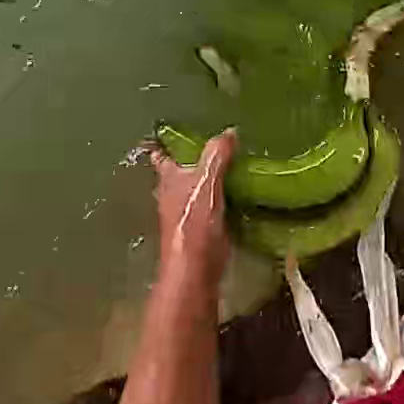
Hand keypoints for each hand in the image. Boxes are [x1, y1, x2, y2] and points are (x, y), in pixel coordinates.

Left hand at [148, 130, 235, 286]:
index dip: (164, 143)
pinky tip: (240, 194)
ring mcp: (186, 215)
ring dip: (210, 179)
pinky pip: (213, 207)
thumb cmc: (193, 224)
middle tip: (215, 145)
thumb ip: (217, 155)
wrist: (196, 273)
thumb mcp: (206, 182)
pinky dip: (223, 198)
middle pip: (180, 171)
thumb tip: (230, 131)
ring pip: (196, 190)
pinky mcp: (202, 232)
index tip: (171, 131)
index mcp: (169, 177)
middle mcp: (173, 194)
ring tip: (232, 165)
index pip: (162, 154)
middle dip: (192, 160)